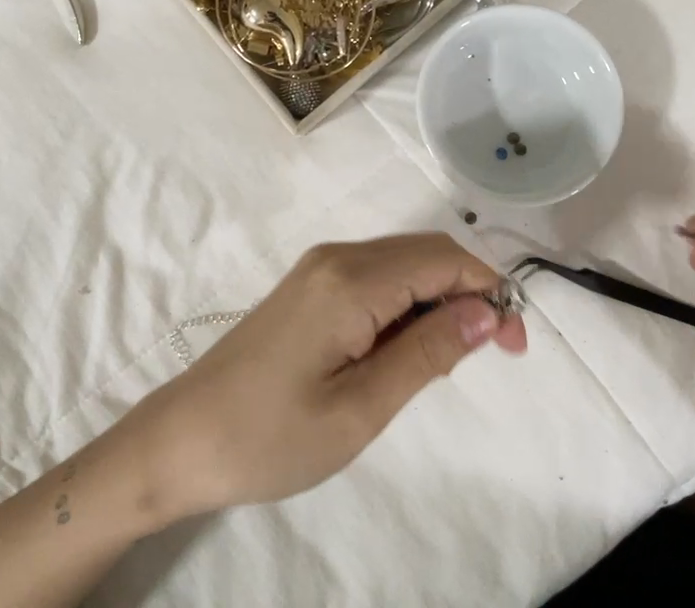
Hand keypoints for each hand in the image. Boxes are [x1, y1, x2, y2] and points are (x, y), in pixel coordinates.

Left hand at [123, 233, 529, 522]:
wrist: (179, 442)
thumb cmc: (269, 437)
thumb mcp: (360, 408)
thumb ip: (426, 353)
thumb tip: (484, 311)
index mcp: (350, 280)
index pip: (443, 260)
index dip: (490, 290)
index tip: (515, 344)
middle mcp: (335, 258)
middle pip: (425, 252)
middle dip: (470, 291)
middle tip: (495, 351)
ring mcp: (317, 270)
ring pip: (402, 264)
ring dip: (440, 299)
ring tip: (449, 360)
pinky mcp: (308, 289)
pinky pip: (376, 279)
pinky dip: (407, 304)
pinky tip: (406, 349)